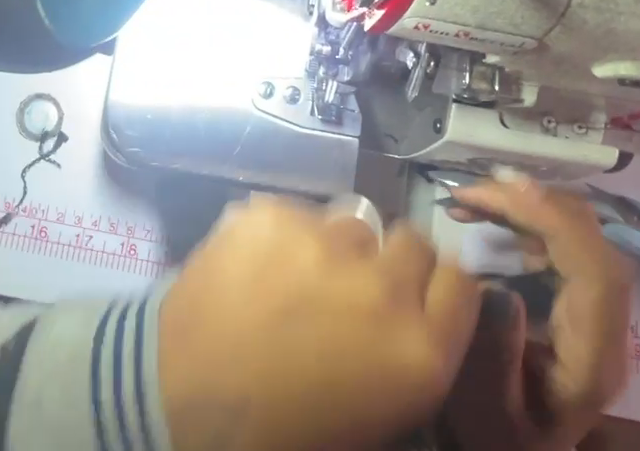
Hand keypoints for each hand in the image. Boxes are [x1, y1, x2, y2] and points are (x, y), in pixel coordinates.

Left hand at [158, 195, 481, 450]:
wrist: (178, 399)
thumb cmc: (283, 427)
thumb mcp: (376, 413)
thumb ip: (412, 351)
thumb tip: (420, 307)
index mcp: (420, 350)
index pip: (461, 282)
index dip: (436, 285)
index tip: (415, 291)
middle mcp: (382, 285)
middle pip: (413, 240)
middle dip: (390, 260)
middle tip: (354, 285)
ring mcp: (324, 241)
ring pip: (352, 222)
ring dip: (335, 245)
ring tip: (296, 275)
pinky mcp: (272, 213)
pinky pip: (296, 212)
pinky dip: (282, 232)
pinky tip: (256, 263)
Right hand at [440, 179, 631, 449]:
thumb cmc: (497, 436)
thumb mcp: (487, 414)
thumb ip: (496, 358)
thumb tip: (501, 288)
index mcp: (594, 358)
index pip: (597, 272)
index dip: (555, 223)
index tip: (499, 195)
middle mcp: (604, 327)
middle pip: (592, 244)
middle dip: (533, 204)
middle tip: (468, 191)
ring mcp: (593, 311)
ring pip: (578, 236)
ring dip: (525, 206)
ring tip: (467, 199)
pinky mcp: (575, 301)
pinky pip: (561, 244)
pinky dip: (522, 220)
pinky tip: (483, 217)